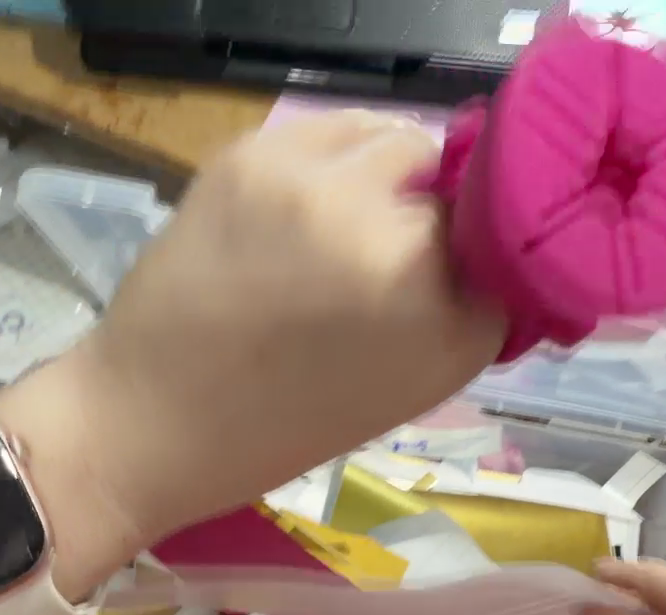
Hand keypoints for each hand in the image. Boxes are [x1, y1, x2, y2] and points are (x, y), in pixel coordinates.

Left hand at [0, 112, 505, 590]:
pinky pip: (335, 129)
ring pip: (403, 145)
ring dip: (391, 181)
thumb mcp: (397, 398)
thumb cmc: (272, 434)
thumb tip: (490, 252)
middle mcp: (398, 246)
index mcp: (444, 327)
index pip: (513, 252)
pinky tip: (306, 206)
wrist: (151, 423)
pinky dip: (336, 162)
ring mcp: (322, 190)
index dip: (484, 260)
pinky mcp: (257, 157)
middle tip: (389, 260)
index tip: (455, 277)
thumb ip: (457, 321)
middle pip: (464, 194)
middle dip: (439, 224)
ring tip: (344, 227)